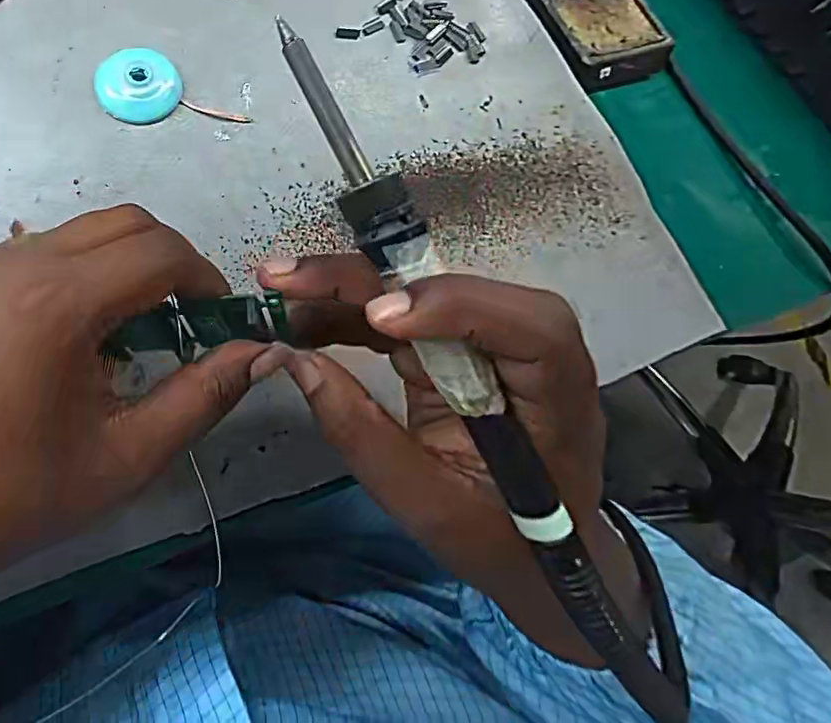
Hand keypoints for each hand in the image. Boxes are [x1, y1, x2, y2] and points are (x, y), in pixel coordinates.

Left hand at [0, 205, 287, 700]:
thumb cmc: (13, 496)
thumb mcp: (125, 457)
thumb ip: (202, 396)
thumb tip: (258, 353)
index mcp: (59, 301)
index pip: (160, 252)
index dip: (205, 278)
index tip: (219, 319)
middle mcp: (23, 262)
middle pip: (126, 221)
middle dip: (171, 260)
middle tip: (185, 318)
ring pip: (86, 230)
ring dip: (126, 263)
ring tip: (132, 330)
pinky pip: (48, 250)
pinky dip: (84, 271)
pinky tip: (78, 334)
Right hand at [257, 254, 639, 664]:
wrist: (531, 552)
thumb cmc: (497, 539)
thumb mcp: (428, 504)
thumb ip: (363, 434)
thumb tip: (297, 361)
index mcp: (553, 394)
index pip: (527, 327)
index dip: (455, 307)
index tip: (380, 318)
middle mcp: (521, 347)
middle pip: (451, 288)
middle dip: (363, 279)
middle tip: (284, 278)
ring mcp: (477, 339)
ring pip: (410, 292)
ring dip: (339, 287)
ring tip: (276, 290)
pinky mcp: (443, 342)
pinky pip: (390, 315)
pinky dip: (341, 311)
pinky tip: (298, 314)